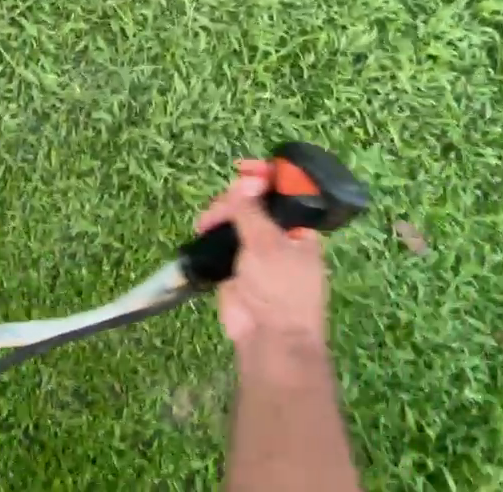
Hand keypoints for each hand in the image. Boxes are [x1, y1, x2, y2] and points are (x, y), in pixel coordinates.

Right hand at [194, 160, 327, 352]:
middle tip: (221, 208)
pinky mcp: (235, 263)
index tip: (244, 167)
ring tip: (207, 224)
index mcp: (299, 231)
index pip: (285, 192)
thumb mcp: (267, 244)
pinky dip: (212, 230)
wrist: (268, 336)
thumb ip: (251, 210)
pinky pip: (222, 236)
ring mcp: (256, 250)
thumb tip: (246, 180)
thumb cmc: (281, 289)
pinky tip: (203, 230)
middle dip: (233, 198)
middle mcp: (279, 237)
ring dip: (219, 213)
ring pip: (234, 217)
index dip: (266, 176)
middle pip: (253, 201)